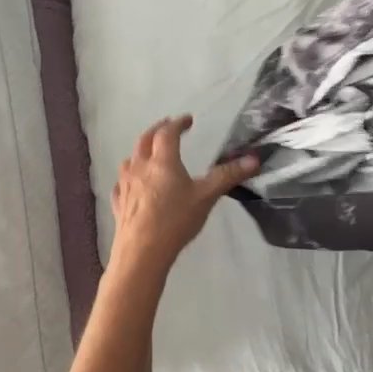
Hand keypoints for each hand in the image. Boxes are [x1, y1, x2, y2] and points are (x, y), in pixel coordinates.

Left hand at [109, 116, 258, 273]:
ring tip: (149, 154)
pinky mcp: (119, 203)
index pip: (168, 133)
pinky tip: (131, 186)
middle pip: (144, 140)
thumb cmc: (175, 220)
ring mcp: (125, 185)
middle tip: (167, 126)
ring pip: (130, 160)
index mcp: (163, 161)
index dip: (178, 123)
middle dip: (157, 130)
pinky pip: (121, 184)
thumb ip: (228, 176)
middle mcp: (140, 167)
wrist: (142, 251)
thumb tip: (254, 159)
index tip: (187, 120)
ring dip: (140, 152)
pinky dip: (128, 178)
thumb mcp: (206, 197)